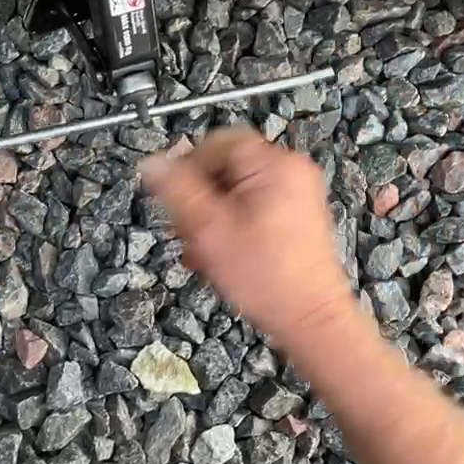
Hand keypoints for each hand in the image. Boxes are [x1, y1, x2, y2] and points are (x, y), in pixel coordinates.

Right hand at [139, 127, 360, 351]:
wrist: (311, 321)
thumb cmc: (268, 279)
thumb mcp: (209, 229)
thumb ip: (177, 190)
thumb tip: (152, 164)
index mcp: (275, 165)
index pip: (218, 143)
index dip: (188, 166)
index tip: (172, 193)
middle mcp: (291, 173)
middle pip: (226, 168)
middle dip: (199, 198)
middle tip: (184, 228)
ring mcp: (297, 196)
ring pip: (236, 191)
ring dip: (210, 216)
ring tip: (199, 248)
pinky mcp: (296, 218)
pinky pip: (253, 208)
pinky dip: (231, 225)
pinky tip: (217, 254)